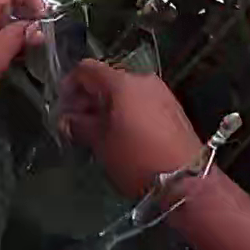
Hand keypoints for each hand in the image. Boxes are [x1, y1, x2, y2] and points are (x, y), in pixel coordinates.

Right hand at [60, 60, 202, 197]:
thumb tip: (67, 120)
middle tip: (75, 123)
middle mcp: (141, 79)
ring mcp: (160, 91)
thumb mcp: (101, 143)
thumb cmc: (137, 159)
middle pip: (106, 79)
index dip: (70, 84)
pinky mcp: (171, 106)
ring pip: (124, 91)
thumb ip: (80, 126)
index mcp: (121, 82)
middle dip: (87, 98)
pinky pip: (140, 100)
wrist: (187, 180)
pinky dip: (125, 111)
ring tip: (97, 132)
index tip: (62, 106)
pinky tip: (121, 134)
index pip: (87, 69)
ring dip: (106, 105)